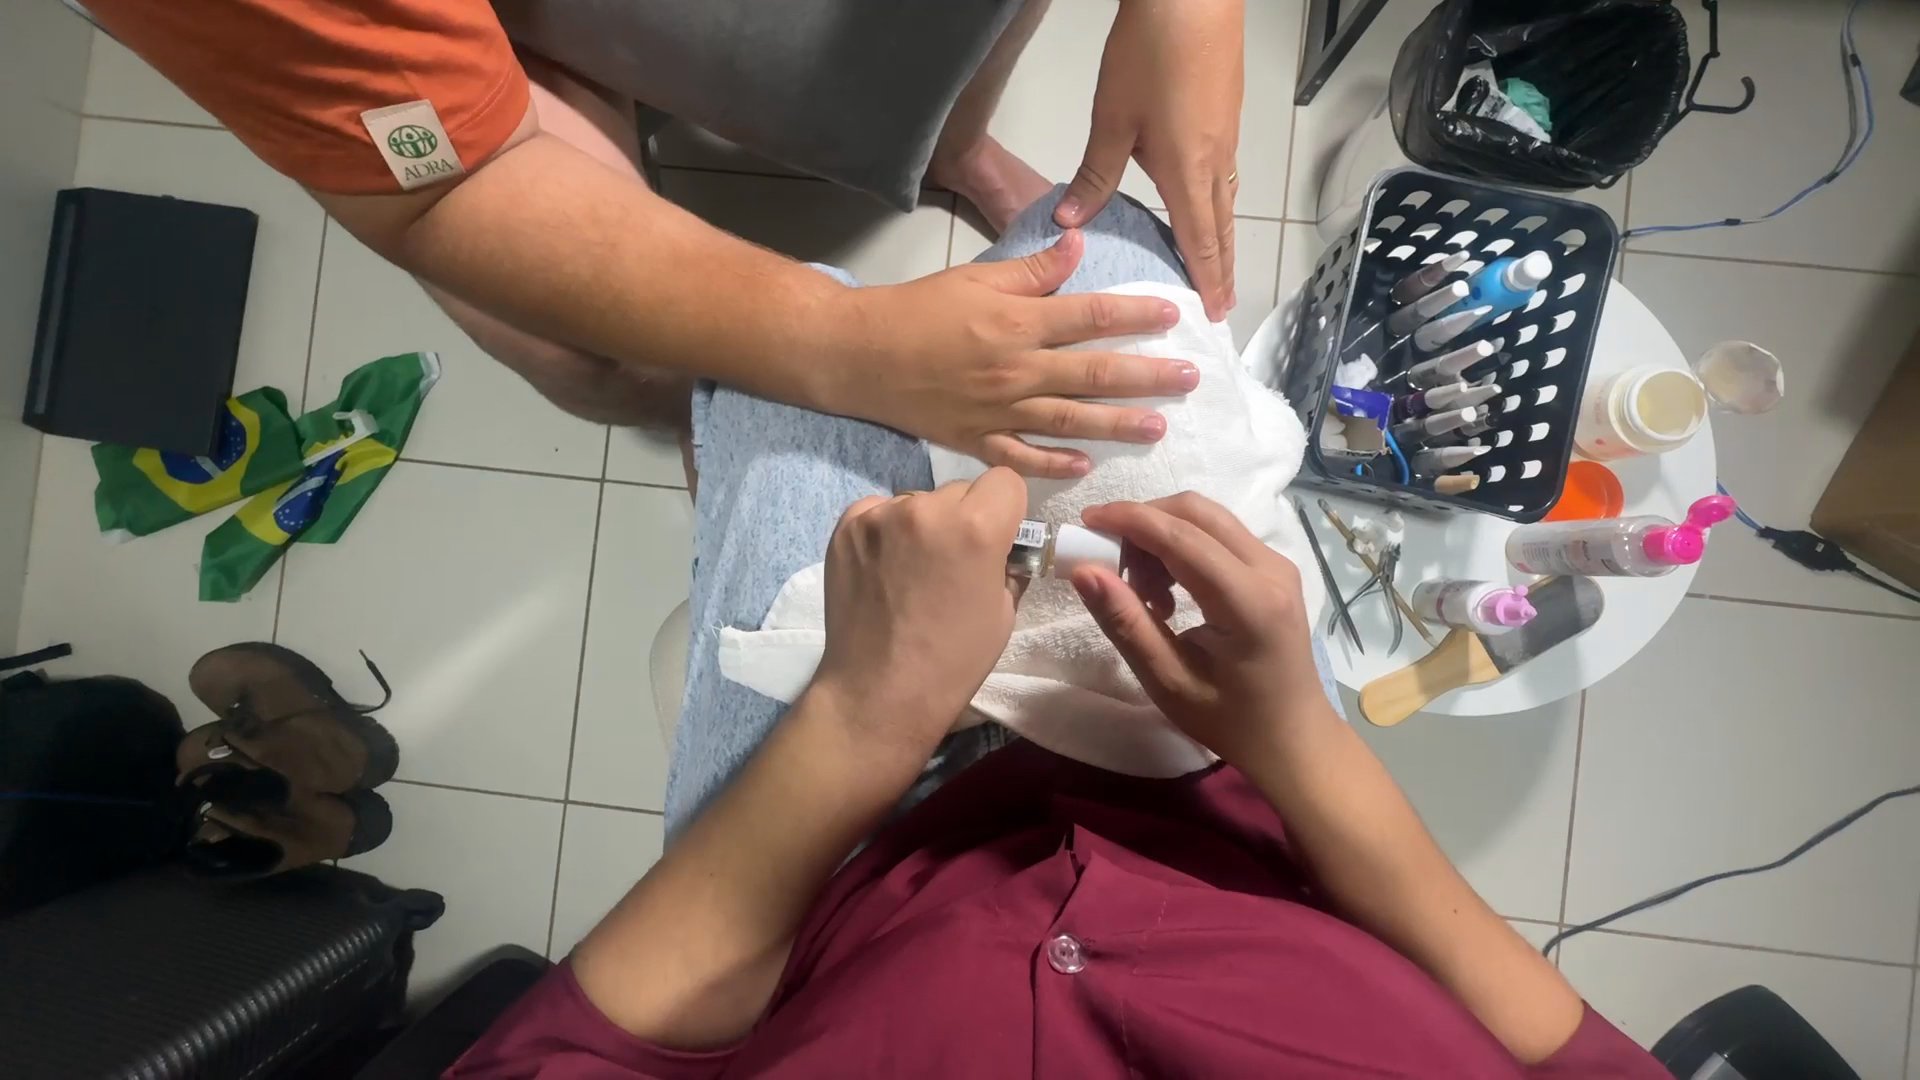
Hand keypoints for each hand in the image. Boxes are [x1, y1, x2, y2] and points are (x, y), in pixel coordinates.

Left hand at [813, 469, 1029, 749]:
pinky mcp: (845, 527)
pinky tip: (884, 569)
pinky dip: (887, 531)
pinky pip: (880, 512)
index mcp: (976, 527)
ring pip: (918, 501)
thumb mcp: (1004, 611)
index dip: (1006, 510)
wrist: (878, 693)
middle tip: (953, 562)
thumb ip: (1006, 562)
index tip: (997, 538)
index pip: (1005, 480)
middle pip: (960, 489)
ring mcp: (879, 515)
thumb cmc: (952, 661)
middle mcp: (926, 508)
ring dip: (923, 524)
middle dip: (964, 517)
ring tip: (912, 571)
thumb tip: (1005, 545)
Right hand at [834, 230, 1199, 478]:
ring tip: (1157, 428)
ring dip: (1117, 425)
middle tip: (1188, 381)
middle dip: (1147, 377)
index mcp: (1018, 322)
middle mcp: (1017, 370)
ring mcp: (998, 412)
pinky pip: (1021, 458)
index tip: (1175, 317)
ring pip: (1070, 421)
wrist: (861, 354)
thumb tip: (1079, 247)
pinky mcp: (976, 441)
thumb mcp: (974, 276)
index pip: (1093, 317)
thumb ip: (1032, 270)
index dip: (1137, 316)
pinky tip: (1085, 467)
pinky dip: (1053, 465)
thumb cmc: (916, 309)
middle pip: (1095, 375)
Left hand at [1056, 0, 1244, 320]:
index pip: (1200, 244)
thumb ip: (1094, 177)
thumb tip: (1069, 224)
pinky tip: (1209, 210)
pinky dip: (1220, 209)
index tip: (1214, 314)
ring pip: (1227, 205)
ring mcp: (1226, 140)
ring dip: (1223, 242)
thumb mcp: (1112, 121)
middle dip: (1222, 272)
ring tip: (1218, 269)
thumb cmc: (1151, 54)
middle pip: (1222, 231)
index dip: (1207, 282)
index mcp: (1187, 174)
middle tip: (1224, 306)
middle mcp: (1214, 165)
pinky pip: (1226, 180)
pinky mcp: (1226, 118)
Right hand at [1070, 493, 1329, 768]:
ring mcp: (1277, 564)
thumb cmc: (1230, 719)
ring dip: (1160, 535)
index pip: (1180, 536)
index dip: (1128, 519)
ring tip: (1140, 590)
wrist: (1292, 738)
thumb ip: (1125, 622)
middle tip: (1109, 560)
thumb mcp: (1167, 680)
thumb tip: (1084, 570)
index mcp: (1249, 602)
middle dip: (1142, 522)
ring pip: (1206, 518)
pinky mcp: (1273, 568)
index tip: (1085, 520)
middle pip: (1195, 512)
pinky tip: (1166, 592)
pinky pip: (1218, 535)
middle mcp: (1270, 569)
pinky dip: (1180, 546)